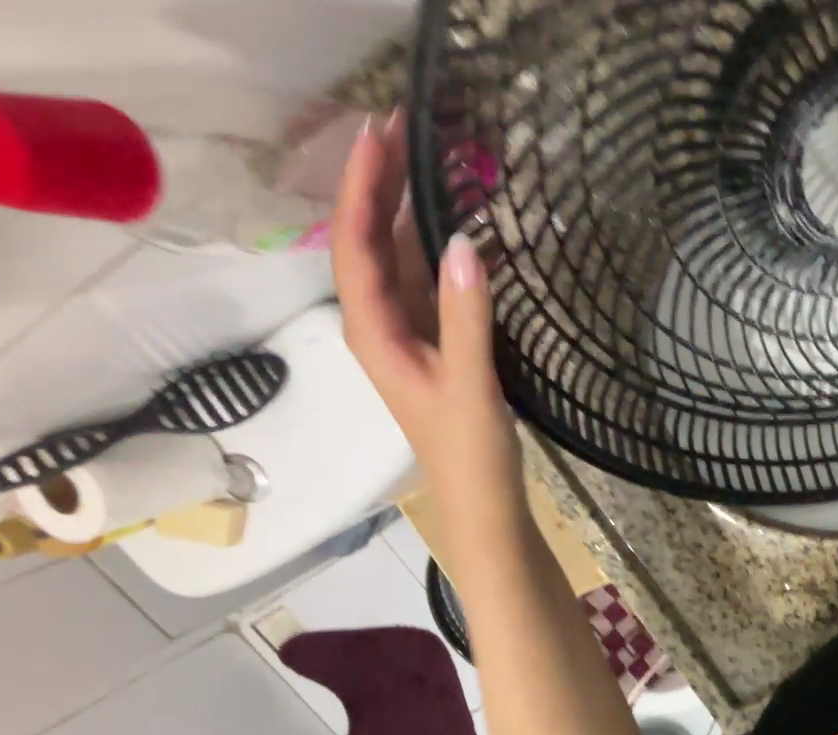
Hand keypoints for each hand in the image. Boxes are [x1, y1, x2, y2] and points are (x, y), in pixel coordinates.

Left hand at [331, 111, 525, 533]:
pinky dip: (441, 251)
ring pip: (400, 261)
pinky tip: (463, 229)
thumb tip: (466, 243)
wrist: (482, 502)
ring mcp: (410, 335)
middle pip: (370, 243)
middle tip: (407, 130)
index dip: (363, 188)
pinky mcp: (438, 346)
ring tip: (433, 163)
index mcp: (375, 332)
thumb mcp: (471, 383)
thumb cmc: (470, 451)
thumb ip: (466, 315)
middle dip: (383, 186)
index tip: (379, 134)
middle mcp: (383, 325)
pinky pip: (430, 284)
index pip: (355, 244)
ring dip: (411, 213)